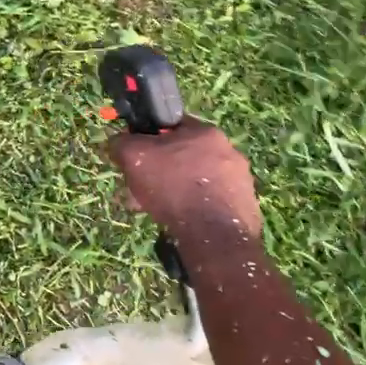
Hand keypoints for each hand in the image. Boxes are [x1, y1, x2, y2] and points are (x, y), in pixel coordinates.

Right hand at [107, 117, 261, 246]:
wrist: (214, 238)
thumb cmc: (172, 187)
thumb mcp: (133, 156)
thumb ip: (121, 141)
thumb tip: (119, 141)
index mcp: (206, 132)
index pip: (170, 126)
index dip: (148, 140)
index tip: (137, 158)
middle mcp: (230, 152)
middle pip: (182, 155)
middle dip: (159, 170)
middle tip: (142, 187)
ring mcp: (241, 181)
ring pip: (195, 180)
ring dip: (174, 190)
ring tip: (155, 208)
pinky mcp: (246, 207)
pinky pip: (210, 201)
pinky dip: (193, 207)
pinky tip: (178, 220)